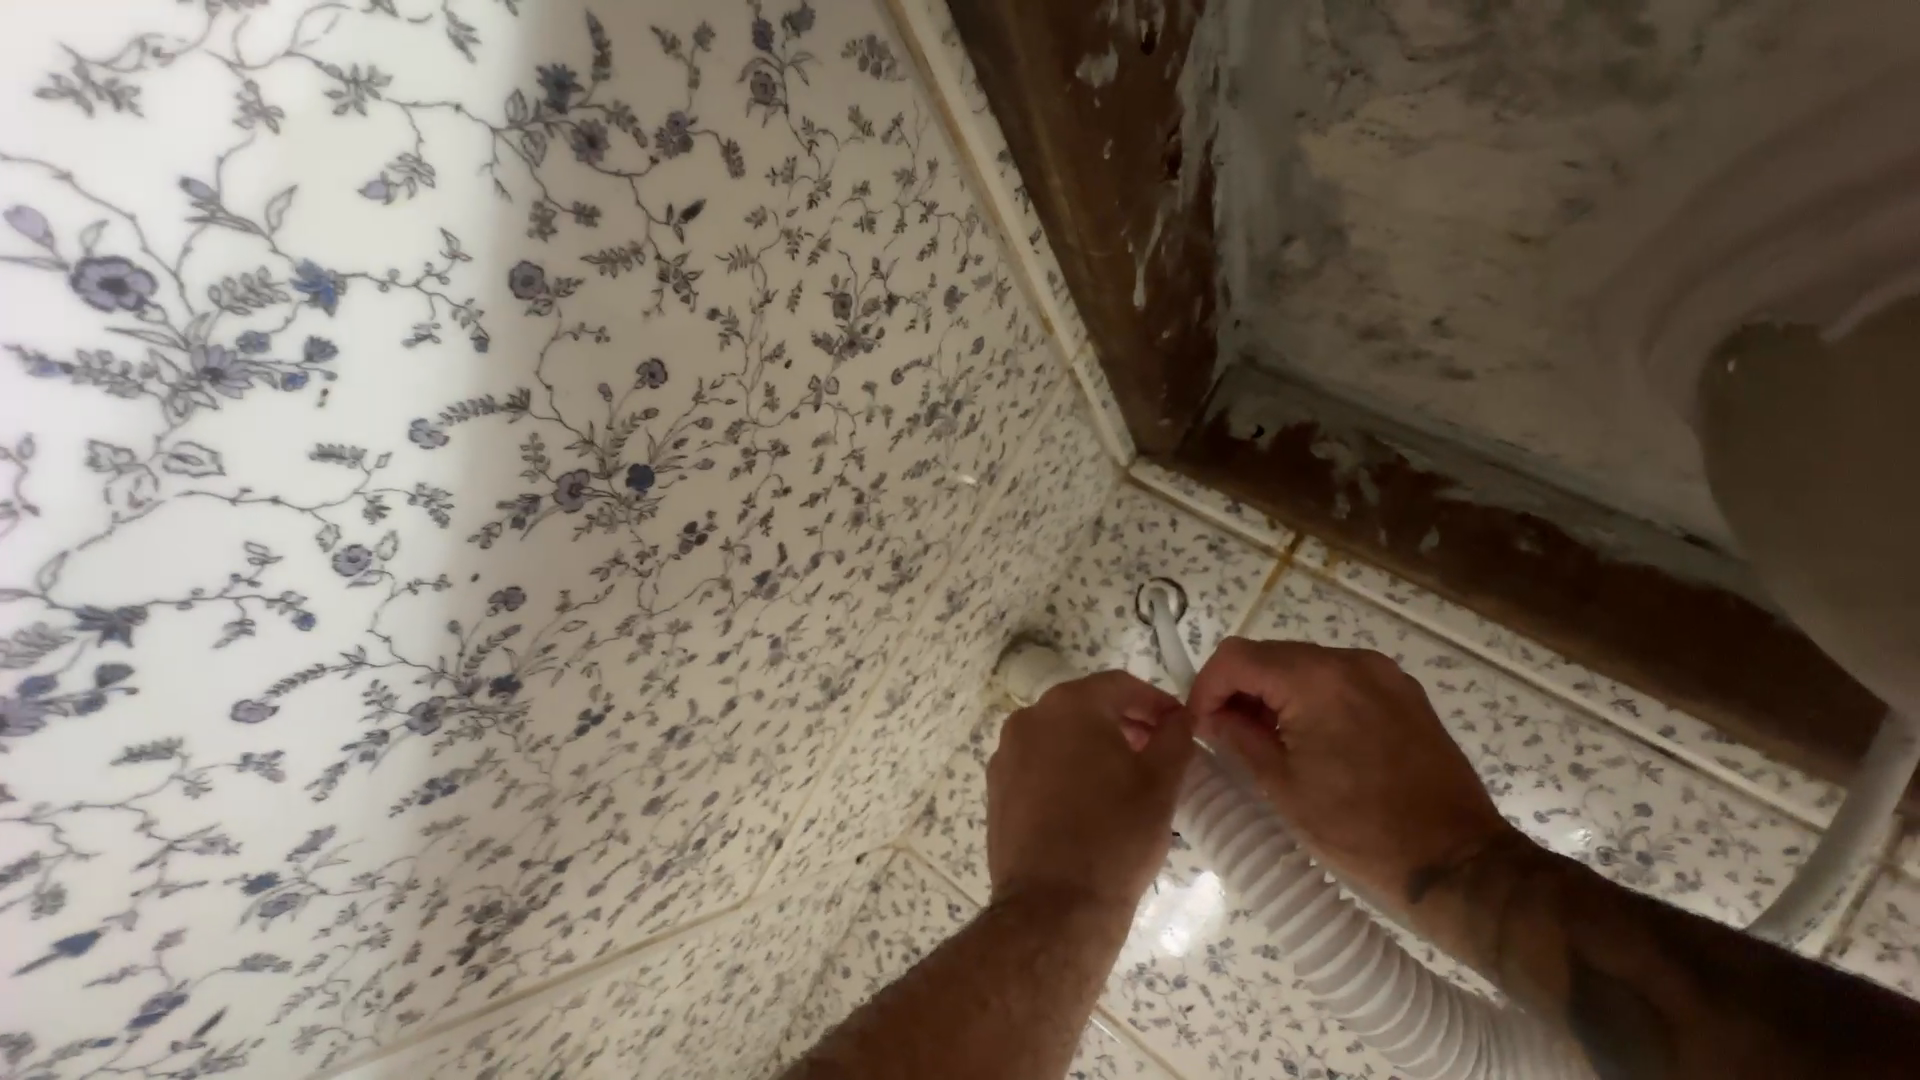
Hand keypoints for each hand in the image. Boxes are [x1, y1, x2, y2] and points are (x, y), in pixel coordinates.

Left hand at [987, 671, 1195, 917]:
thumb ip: (1175, 737)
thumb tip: (1180, 716)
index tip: (1179, 724)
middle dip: (1125, 723)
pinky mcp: (997, 789)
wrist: (1054, 906)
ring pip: (1060, 736)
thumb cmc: (1115, 835)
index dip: (1155, 701)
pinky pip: (1038, 765)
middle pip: (1086, 707)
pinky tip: (1089, 802)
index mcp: (1069, 705)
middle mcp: (1029, 718)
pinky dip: (1066, 769)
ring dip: (1094, 746)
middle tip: (1158, 751)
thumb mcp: (1161, 782)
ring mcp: (1006, 754)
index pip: (1120, 685)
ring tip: (1126, 779)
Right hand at [1187, 638, 1516, 905]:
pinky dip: (1311, 697)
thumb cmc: (1359, 831)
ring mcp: (1382, 674)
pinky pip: (1338, 679)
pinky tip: (1310, 739)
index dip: (1207, 687)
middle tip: (1225, 734)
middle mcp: (1350, 662)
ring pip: (1303, 664)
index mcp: (1316, 680)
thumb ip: (1237, 738)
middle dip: (1238, 689)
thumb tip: (1212, 718)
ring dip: (1274, 692)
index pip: (1236, 657)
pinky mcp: (1403, 693)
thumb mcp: (1281, 786)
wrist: (1456, 864)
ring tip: (1267, 740)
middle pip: (1269, 655)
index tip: (1199, 725)